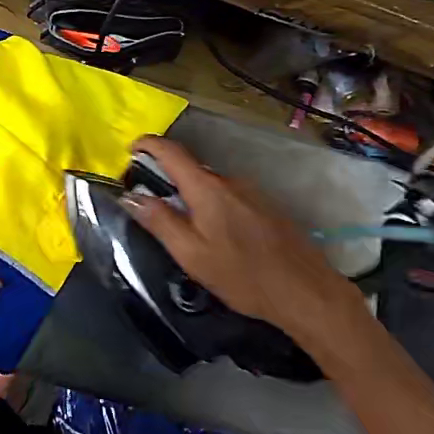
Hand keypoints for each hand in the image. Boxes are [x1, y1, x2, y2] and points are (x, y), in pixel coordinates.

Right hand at [120, 136, 364, 341]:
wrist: (302, 289)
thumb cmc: (242, 275)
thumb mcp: (192, 254)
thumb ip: (160, 222)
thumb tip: (132, 196)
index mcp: (208, 188)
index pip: (172, 152)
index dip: (148, 144)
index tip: (131, 150)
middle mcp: (230, 181)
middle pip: (192, 169)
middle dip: (167, 179)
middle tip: (150, 204)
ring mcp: (252, 192)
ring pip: (211, 186)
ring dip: (192, 196)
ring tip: (182, 228)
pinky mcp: (266, 206)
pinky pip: (230, 197)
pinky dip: (213, 206)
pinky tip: (216, 236)